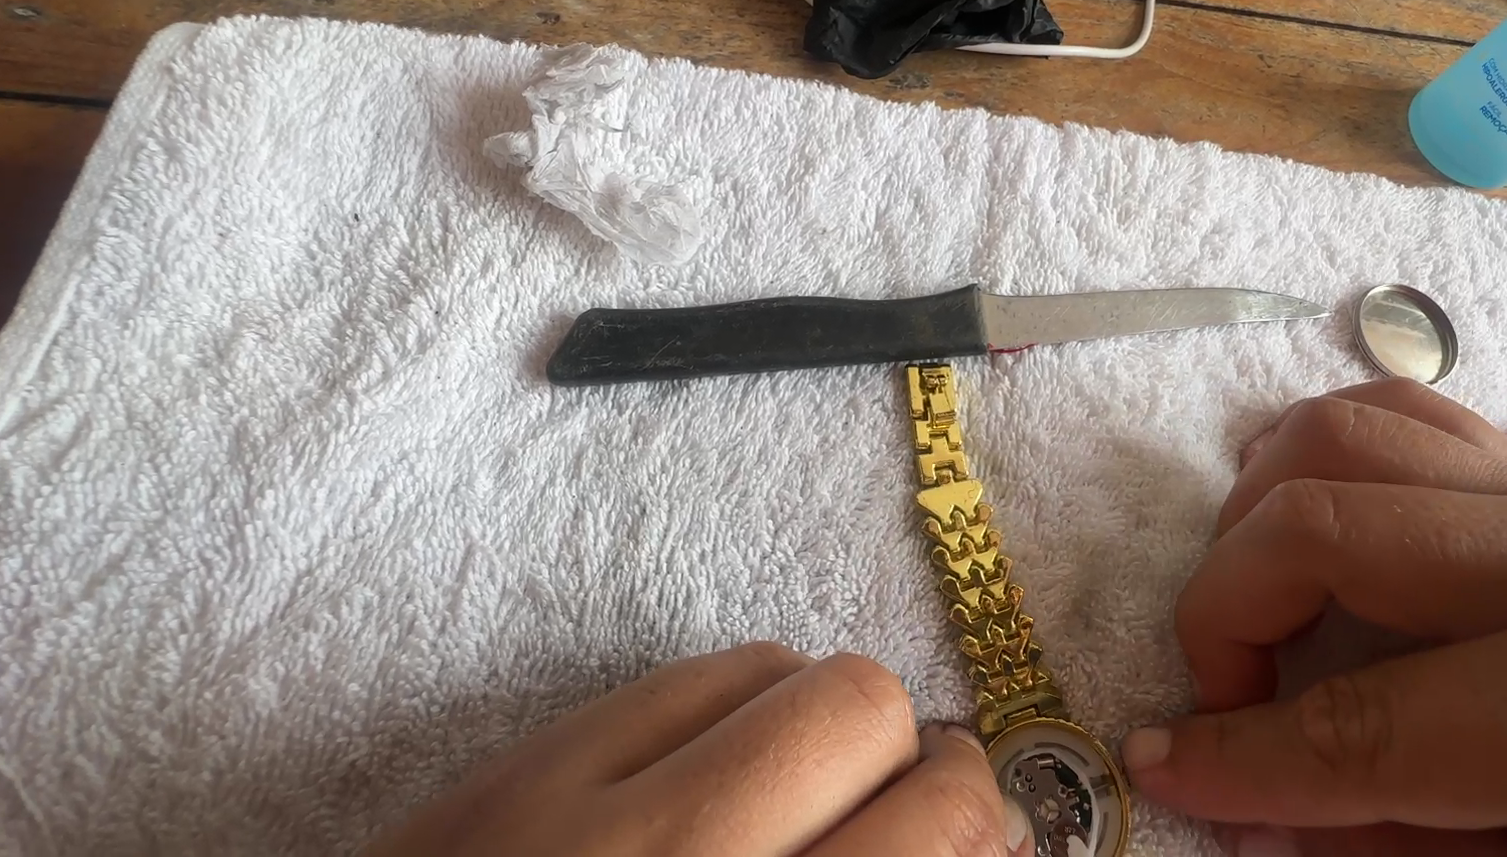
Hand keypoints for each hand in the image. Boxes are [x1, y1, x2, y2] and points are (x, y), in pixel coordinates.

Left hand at [364, 643, 1030, 856]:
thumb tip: (984, 846)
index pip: (933, 828)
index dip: (982, 830)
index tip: (979, 849)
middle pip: (867, 707)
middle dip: (918, 763)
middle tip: (900, 818)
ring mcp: (579, 809)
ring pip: (789, 667)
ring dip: (834, 728)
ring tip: (810, 796)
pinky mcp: (522, 768)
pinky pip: (703, 670)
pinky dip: (753, 705)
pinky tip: (730, 771)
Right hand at [1122, 379, 1506, 856]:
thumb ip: (1391, 856)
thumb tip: (1234, 809)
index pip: (1370, 721)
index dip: (1243, 755)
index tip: (1160, 766)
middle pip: (1322, 525)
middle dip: (1227, 607)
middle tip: (1222, 688)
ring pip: (1340, 434)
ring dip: (1255, 511)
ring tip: (1249, 592)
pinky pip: (1392, 413)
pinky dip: (1312, 448)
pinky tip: (1295, 507)